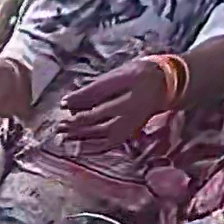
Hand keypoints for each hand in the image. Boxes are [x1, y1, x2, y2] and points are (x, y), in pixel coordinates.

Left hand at [58, 57, 176, 153]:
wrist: (164, 87)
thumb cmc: (139, 76)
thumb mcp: (119, 75)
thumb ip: (95, 88)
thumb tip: (68, 101)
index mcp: (128, 96)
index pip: (98, 102)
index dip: (79, 104)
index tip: (63, 104)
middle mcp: (129, 116)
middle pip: (97, 122)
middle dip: (76, 125)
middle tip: (59, 126)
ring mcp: (128, 128)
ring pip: (101, 136)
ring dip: (81, 137)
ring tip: (64, 136)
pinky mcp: (127, 135)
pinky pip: (108, 145)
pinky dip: (93, 148)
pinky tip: (79, 148)